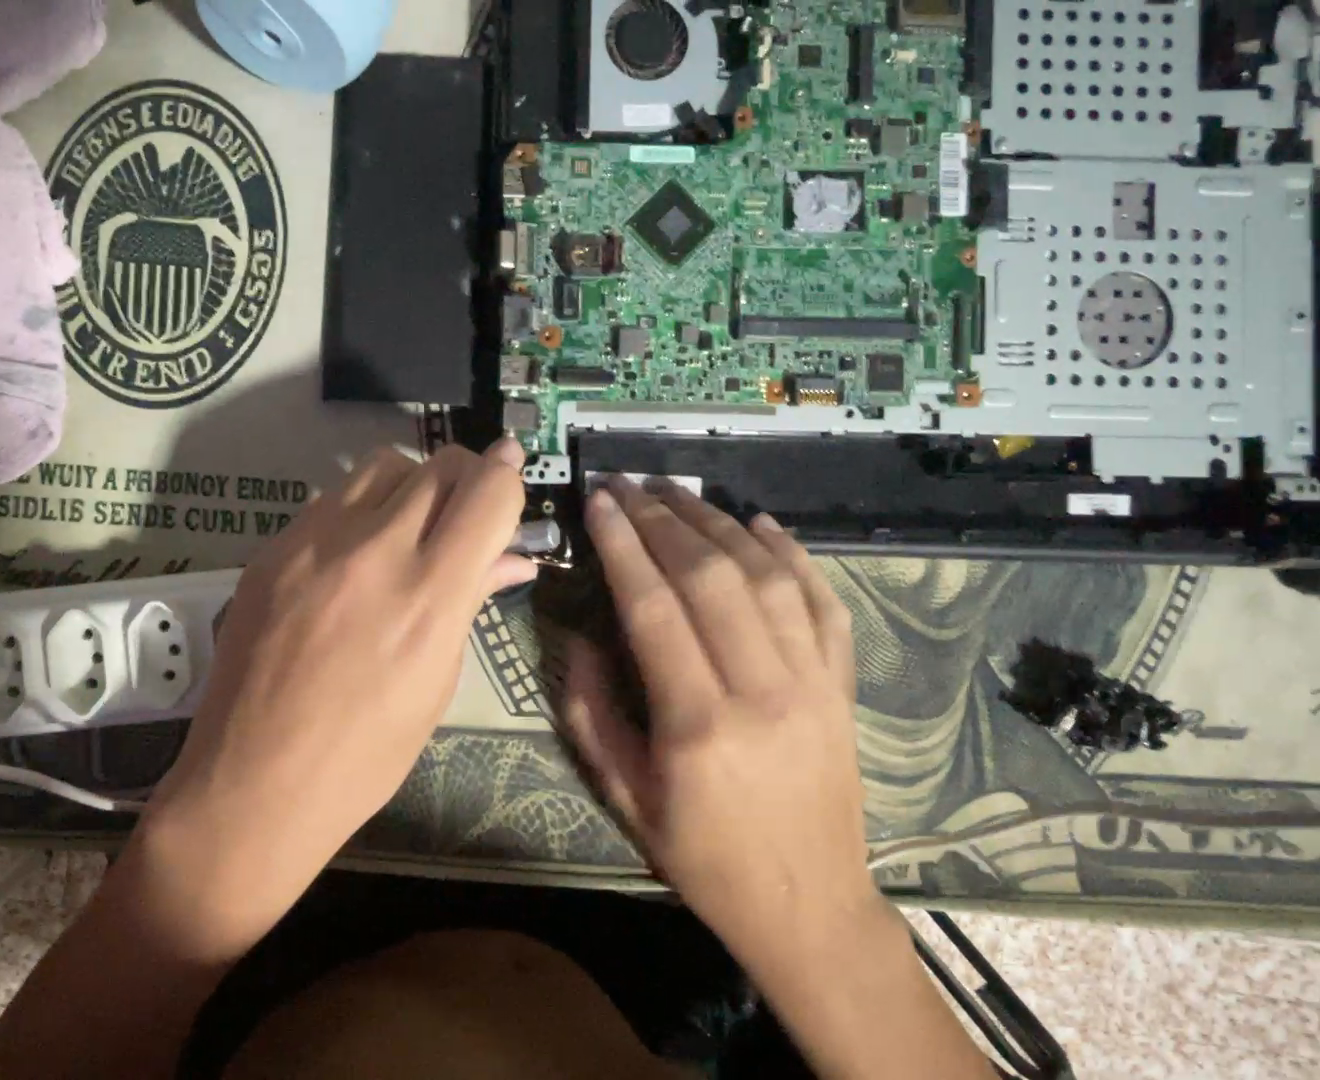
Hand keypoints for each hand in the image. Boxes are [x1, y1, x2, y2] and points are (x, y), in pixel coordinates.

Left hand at [136, 440, 533, 949]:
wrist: (253, 780)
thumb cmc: (363, 757)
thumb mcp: (435, 686)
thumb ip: (471, 604)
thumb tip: (510, 560)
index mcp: (429, 597)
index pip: (488, 491)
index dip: (509, 475)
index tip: (511, 472)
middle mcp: (374, 552)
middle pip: (438, 465)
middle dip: (465, 477)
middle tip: (465, 507)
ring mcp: (313, 544)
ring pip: (382, 466)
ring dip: (410, 483)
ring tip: (408, 526)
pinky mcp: (271, 549)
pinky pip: (330, 500)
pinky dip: (358, 510)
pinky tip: (351, 554)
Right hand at [560, 476, 877, 972]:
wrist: (808, 905)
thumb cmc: (702, 856)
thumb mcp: (623, 795)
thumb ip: (591, 711)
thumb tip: (582, 637)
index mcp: (698, 724)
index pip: (654, 607)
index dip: (622, 546)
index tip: (599, 504)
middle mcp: (763, 690)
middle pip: (710, 577)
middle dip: (662, 519)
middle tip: (627, 485)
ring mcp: (814, 683)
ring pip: (766, 577)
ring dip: (717, 523)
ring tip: (677, 491)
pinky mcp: (843, 686)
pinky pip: (821, 603)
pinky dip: (792, 555)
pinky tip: (760, 522)